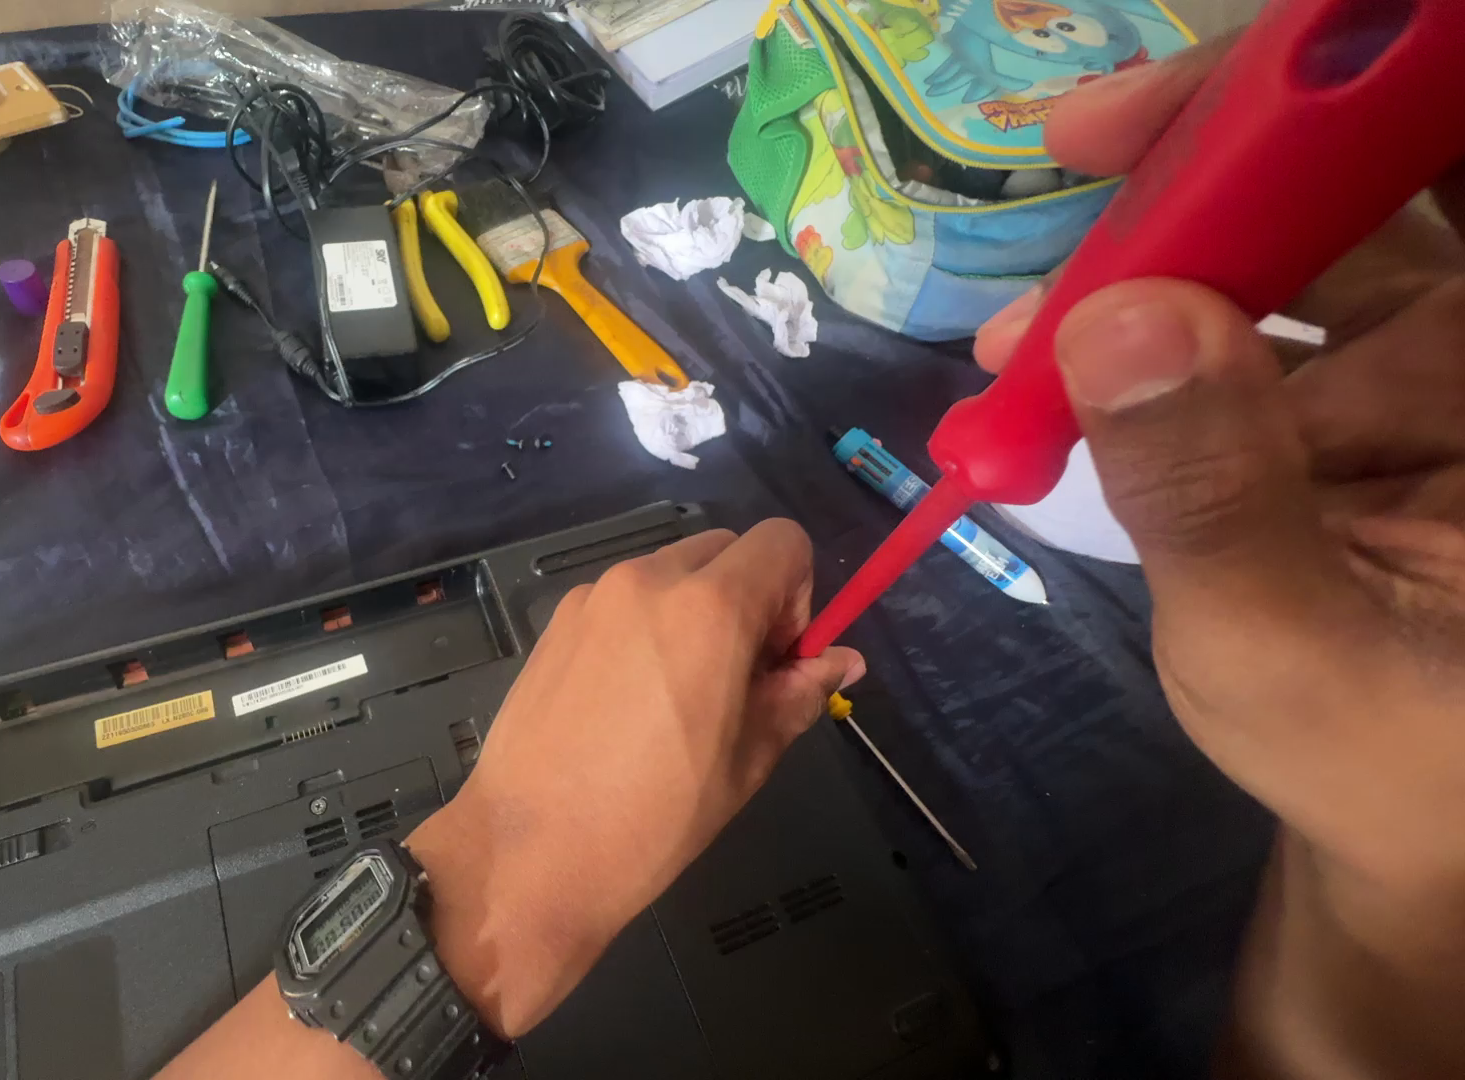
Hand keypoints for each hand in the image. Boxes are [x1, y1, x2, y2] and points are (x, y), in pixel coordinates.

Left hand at [406, 520, 863, 1037]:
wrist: (531, 845)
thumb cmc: (655, 814)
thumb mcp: (749, 758)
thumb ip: (799, 691)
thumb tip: (841, 659)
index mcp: (709, 606)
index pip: (782, 541)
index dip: (798, 592)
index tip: (779, 656)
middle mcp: (647, 579)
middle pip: (725, 549)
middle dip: (748, 594)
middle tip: (736, 672)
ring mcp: (593, 595)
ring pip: (670, 569)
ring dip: (694, 606)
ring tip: (676, 687)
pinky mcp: (557, 619)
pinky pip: (622, 596)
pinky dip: (644, 621)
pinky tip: (625, 692)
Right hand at [975, 36, 1464, 1076]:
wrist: (1407, 822)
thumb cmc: (1383, 759)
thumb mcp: (1277, 635)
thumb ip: (1201, 488)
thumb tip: (1108, 324)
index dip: (1359, 85)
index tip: (1191, 98)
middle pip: (1384, 181)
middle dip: (1219, 168)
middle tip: (1076, 167)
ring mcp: (1430, 370)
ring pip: (1286, 258)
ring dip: (1136, 276)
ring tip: (1010, 340)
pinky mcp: (1343, 403)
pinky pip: (1231, 338)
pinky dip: (1125, 350)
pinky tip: (1035, 385)